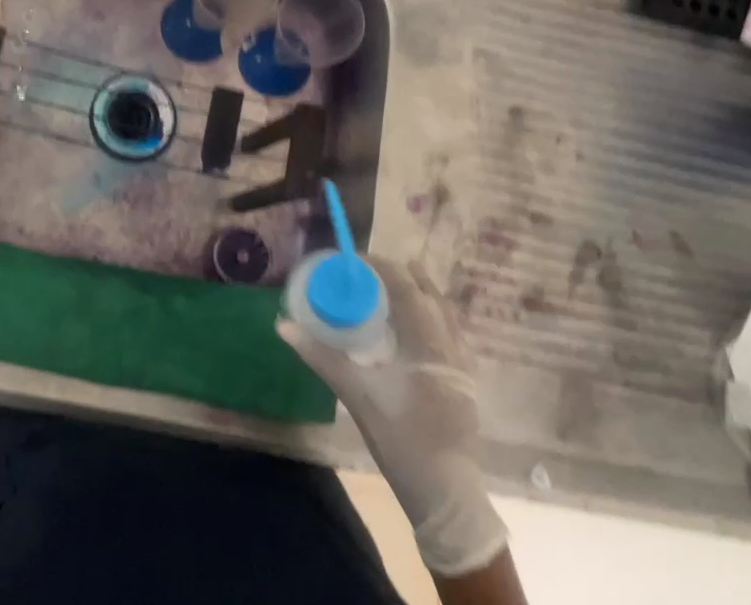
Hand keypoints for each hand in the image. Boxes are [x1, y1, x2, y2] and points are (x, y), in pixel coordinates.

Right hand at [279, 260, 508, 577]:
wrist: (444, 490)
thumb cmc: (399, 439)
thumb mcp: (356, 396)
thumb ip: (321, 357)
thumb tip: (284, 325)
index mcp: (427, 345)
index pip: (407, 290)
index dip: (382, 268)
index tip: (355, 260)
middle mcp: (451, 346)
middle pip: (431, 296)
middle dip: (402, 276)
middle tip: (370, 270)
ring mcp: (465, 364)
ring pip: (446, 314)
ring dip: (420, 295)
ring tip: (392, 288)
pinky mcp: (466, 380)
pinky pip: (451, 332)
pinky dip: (432, 317)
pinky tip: (414, 328)